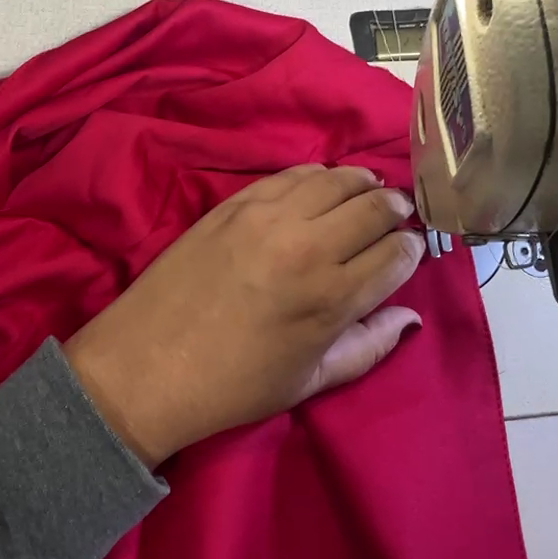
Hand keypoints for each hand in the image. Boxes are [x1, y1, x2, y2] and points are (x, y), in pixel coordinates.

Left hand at [62, 165, 424, 467]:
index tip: (409, 251)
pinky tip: (322, 187)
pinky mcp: (239, 201)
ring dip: (363, 185)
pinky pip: (295, 172)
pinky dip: (319, 176)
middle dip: (397, 210)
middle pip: (376, 207)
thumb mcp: (310, 381)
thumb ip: (370, 346)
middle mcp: (309, 247)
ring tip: (367, 194)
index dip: (412, 250)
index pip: (397, 254)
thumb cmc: (234, 386)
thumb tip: (411, 316)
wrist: (145, 368)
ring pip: (339, 179)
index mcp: (332, 298)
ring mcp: (271, 217)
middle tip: (397, 216)